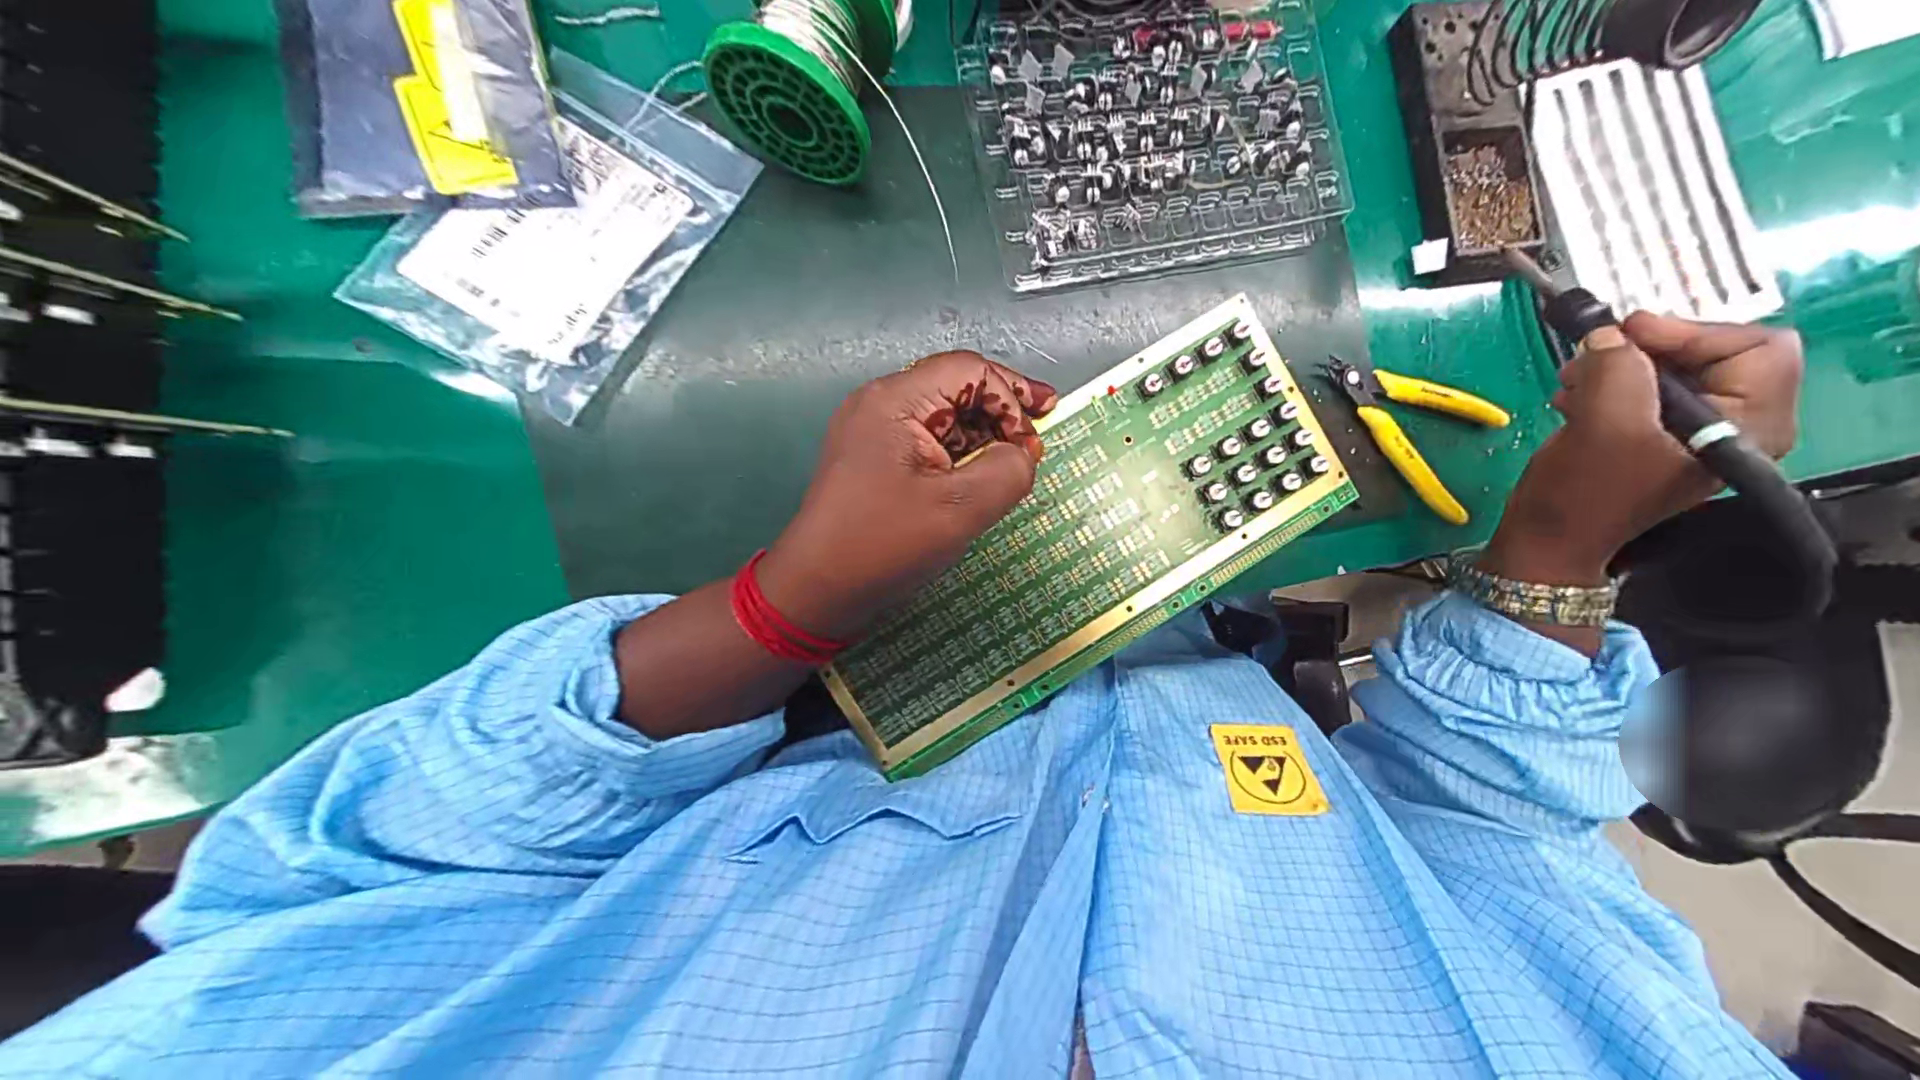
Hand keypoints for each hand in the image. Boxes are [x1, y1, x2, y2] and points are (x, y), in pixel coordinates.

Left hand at [757, 351, 1058, 640]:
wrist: (817, 590)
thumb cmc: (882, 545)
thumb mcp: (960, 509)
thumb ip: (1008, 471)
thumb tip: (1022, 454)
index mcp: (895, 401)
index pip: (969, 370)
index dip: (1012, 397)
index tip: (1034, 440)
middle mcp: (881, 405)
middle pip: (956, 387)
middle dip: (1003, 412)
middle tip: (1035, 440)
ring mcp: (875, 432)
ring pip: (944, 417)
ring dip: (983, 434)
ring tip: (1014, 461)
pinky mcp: (876, 459)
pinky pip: (928, 442)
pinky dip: (960, 454)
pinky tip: (981, 475)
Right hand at [1483, 313, 1803, 588]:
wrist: (1545, 543)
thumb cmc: (1579, 493)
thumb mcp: (1600, 425)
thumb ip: (1615, 369)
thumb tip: (1608, 336)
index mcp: (1749, 424)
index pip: (1753, 346)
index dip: (1688, 331)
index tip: (1622, 333)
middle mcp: (1736, 426)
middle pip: (1712, 356)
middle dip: (1646, 351)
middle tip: (1591, 356)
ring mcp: (1694, 436)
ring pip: (1672, 373)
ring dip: (1618, 368)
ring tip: (1574, 380)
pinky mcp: (1654, 442)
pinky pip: (1646, 396)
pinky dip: (1609, 387)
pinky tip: (1575, 397)